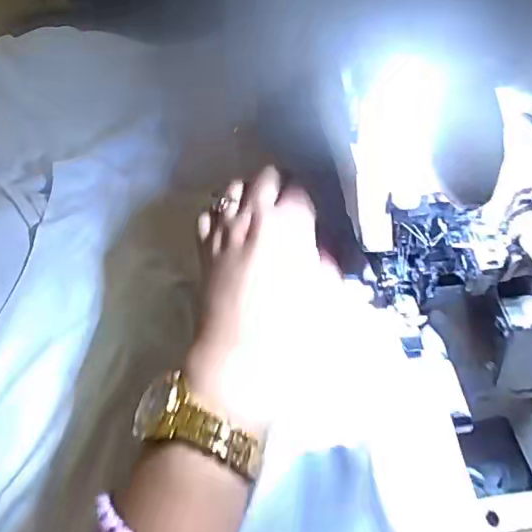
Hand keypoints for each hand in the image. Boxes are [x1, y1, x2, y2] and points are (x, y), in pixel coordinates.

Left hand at [186, 166, 325, 429]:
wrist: (237, 356)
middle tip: (292, 201)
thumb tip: (325, 244)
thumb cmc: (290, 325)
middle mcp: (254, 215)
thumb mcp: (324, 288)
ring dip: (250, 191)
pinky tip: (231, 225)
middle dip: (282, 183)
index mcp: (289, 221)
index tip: (317, 207)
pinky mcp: (204, 246)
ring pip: (234, 187)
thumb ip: (328, 257)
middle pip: (268, 176)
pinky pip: (210, 212)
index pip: (302, 187)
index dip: (312, 194)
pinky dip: (221, 211)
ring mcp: (224, 229)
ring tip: (260, 207)